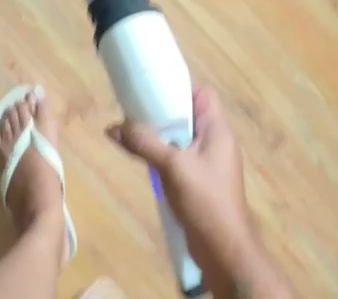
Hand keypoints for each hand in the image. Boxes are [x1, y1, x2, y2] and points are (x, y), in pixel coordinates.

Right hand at [108, 86, 277, 293]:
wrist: (224, 250)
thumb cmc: (205, 199)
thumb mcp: (172, 166)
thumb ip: (144, 143)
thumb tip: (113, 127)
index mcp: (218, 130)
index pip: (202, 95)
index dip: (180, 89)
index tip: (153, 90)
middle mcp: (217, 143)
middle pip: (189, 117)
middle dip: (164, 115)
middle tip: (137, 113)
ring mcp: (210, 165)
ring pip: (183, 141)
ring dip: (162, 139)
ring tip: (136, 136)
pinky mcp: (202, 184)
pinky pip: (182, 161)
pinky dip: (165, 159)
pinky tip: (146, 164)